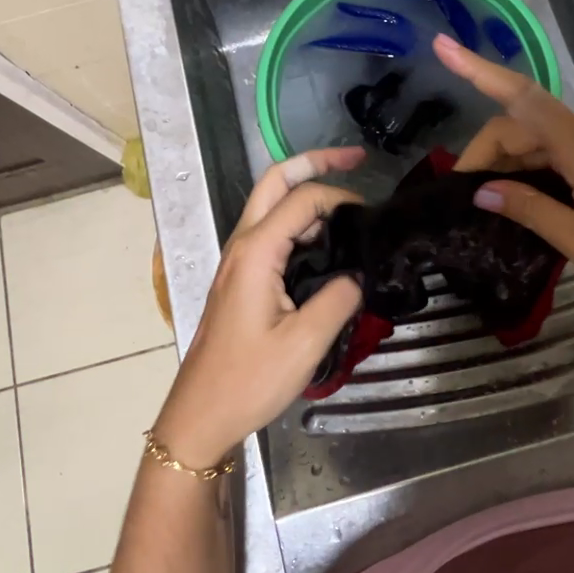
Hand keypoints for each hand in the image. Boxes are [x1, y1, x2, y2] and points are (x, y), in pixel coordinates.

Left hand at [151, 148, 365, 468]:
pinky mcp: (242, 276)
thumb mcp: (304, 344)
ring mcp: (239, 258)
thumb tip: (359, 273)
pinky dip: (300, 221)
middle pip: (276, 180)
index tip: (372, 215)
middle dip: (315, 162)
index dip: (340, 196)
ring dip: (307, 190)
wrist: (202, 414)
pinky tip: (328, 241)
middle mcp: (243, 243)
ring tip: (349, 203)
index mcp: (256, 251)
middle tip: (356, 158)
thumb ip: (339, 299)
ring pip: (270, 203)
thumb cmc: (248, 380)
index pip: (302, 199)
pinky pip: (272, 230)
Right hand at [436, 34, 573, 306]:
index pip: (519, 97)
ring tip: (484, 203)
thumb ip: (533, 212)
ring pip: (536, 139)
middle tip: (463, 202)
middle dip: (484, 153)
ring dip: (506, 163)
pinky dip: (529, 167)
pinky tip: (519, 197)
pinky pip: (556, 151)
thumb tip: (481, 191)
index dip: (477, 69)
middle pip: (519, 124)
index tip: (441, 47)